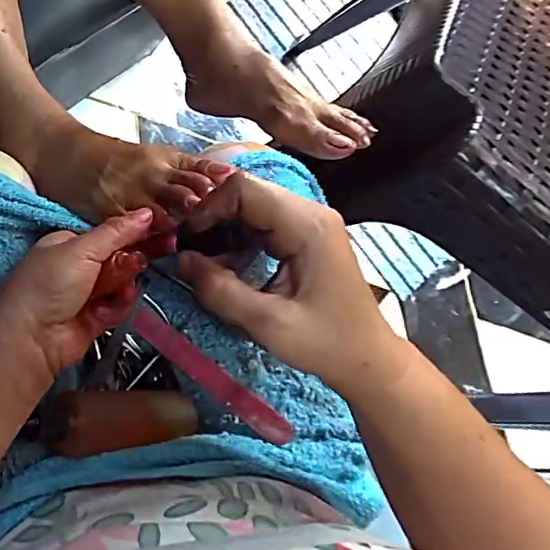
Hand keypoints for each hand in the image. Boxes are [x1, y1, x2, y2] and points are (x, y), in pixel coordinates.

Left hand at [0, 208, 159, 378]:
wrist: (32, 338)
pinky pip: (119, 305)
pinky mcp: (96, 316)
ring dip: (125, 284)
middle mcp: (78, 265)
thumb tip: (145, 213)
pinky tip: (106, 309)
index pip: (108, 230)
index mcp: (69, 242)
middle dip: (134, 256)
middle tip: (161, 249)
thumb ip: (116, 232)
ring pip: (123, 281)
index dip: (134, 228)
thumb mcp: (81, 250)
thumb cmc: (47, 285)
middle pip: (119, 255)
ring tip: (117, 289)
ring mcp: (87, 292)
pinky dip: (117, 306)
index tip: (162, 225)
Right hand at [175, 172, 401, 391]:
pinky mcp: (305, 236)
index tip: (187, 238)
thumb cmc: (327, 343)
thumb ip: (220, 290)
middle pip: (247, 192)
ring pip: (251, 206)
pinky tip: (228, 266)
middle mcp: (310, 213)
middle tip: (190, 249)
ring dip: (223, 229)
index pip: (244, 189)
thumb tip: (181, 260)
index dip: (208, 207)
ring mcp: (310, 223)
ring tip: (206, 262)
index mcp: (307, 226)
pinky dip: (238, 238)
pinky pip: (262, 223)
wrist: (368, 361)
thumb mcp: (267, 323)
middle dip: (212, 218)